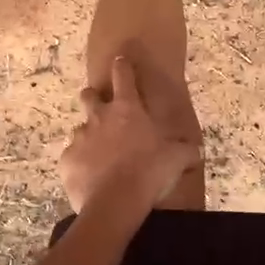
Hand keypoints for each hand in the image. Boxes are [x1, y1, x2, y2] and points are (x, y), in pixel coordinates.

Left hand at [61, 56, 199, 212]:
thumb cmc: (149, 172)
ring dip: (89, 137)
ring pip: (80, 129)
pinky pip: (72, 158)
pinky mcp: (67, 161)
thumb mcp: (176, 160)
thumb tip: (198, 151)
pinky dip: (80, 165)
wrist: (114, 204)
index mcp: (127, 109)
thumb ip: (186, 151)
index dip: (122, 65)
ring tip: (100, 156)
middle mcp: (99, 117)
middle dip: (94, 98)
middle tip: (103, 110)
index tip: (121, 60)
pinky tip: (90, 178)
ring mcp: (80, 138)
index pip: (123, 75)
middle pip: (89, 95)